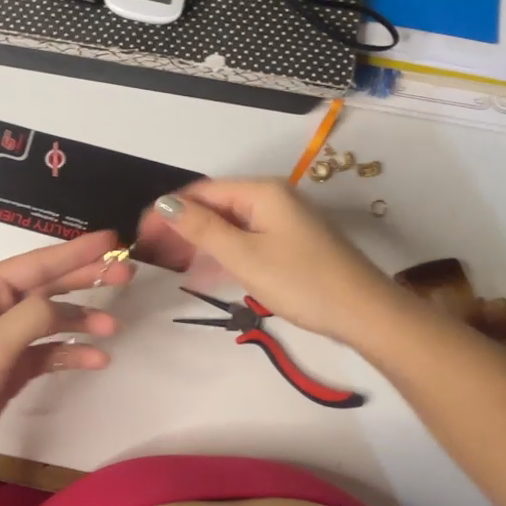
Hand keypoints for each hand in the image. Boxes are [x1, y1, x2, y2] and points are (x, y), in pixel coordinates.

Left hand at [0, 231, 133, 498]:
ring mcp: (4, 337)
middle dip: (86, 280)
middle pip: (49, 286)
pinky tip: (96, 359)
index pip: (38, 263)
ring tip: (115, 328)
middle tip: (127, 275)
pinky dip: (71, 354)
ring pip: (52, 319)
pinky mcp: (11, 367)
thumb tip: (65, 305)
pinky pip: (48, 352)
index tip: (112, 240)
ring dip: (82, 322)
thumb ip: (34, 316)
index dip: (76, 251)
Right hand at [136, 179, 401, 342]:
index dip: (167, 212)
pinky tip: (204, 271)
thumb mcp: (244, 256)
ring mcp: (283, 220)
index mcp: (261, 192)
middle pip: (214, 205)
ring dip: (198, 241)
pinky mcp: (291, 242)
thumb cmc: (301, 282)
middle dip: (180, 227)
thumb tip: (164, 203)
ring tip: (170, 264)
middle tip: (151, 255)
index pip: (201, 192)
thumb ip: (201, 229)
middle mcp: (272, 197)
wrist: (365, 313)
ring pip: (229, 224)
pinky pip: (246, 238)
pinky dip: (222, 251)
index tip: (140, 237)